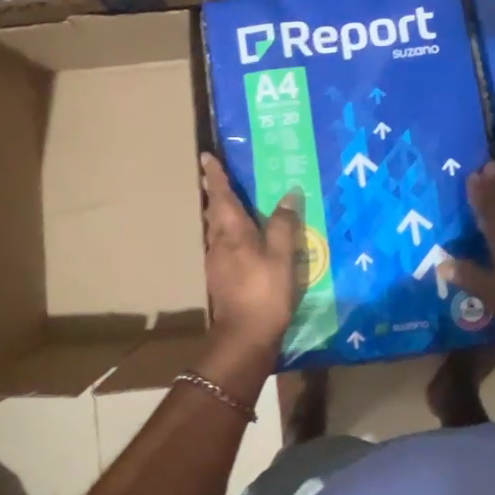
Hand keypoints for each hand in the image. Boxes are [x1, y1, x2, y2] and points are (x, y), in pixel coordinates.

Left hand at [200, 153, 302, 354]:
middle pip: (214, 210)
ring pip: (215, 228)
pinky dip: (227, 233)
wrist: (244, 337)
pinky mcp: (220, 278)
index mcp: (231, 231)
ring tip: (230, 204)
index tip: (206, 157)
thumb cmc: (264, 292)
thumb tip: (288, 193)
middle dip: (215, 193)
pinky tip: (240, 241)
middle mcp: (218, 242)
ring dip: (219, 213)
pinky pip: (221, 245)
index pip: (221, 195)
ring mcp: (216, 262)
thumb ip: (283, 224)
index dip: (215, 175)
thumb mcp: (281, 255)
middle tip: (217, 176)